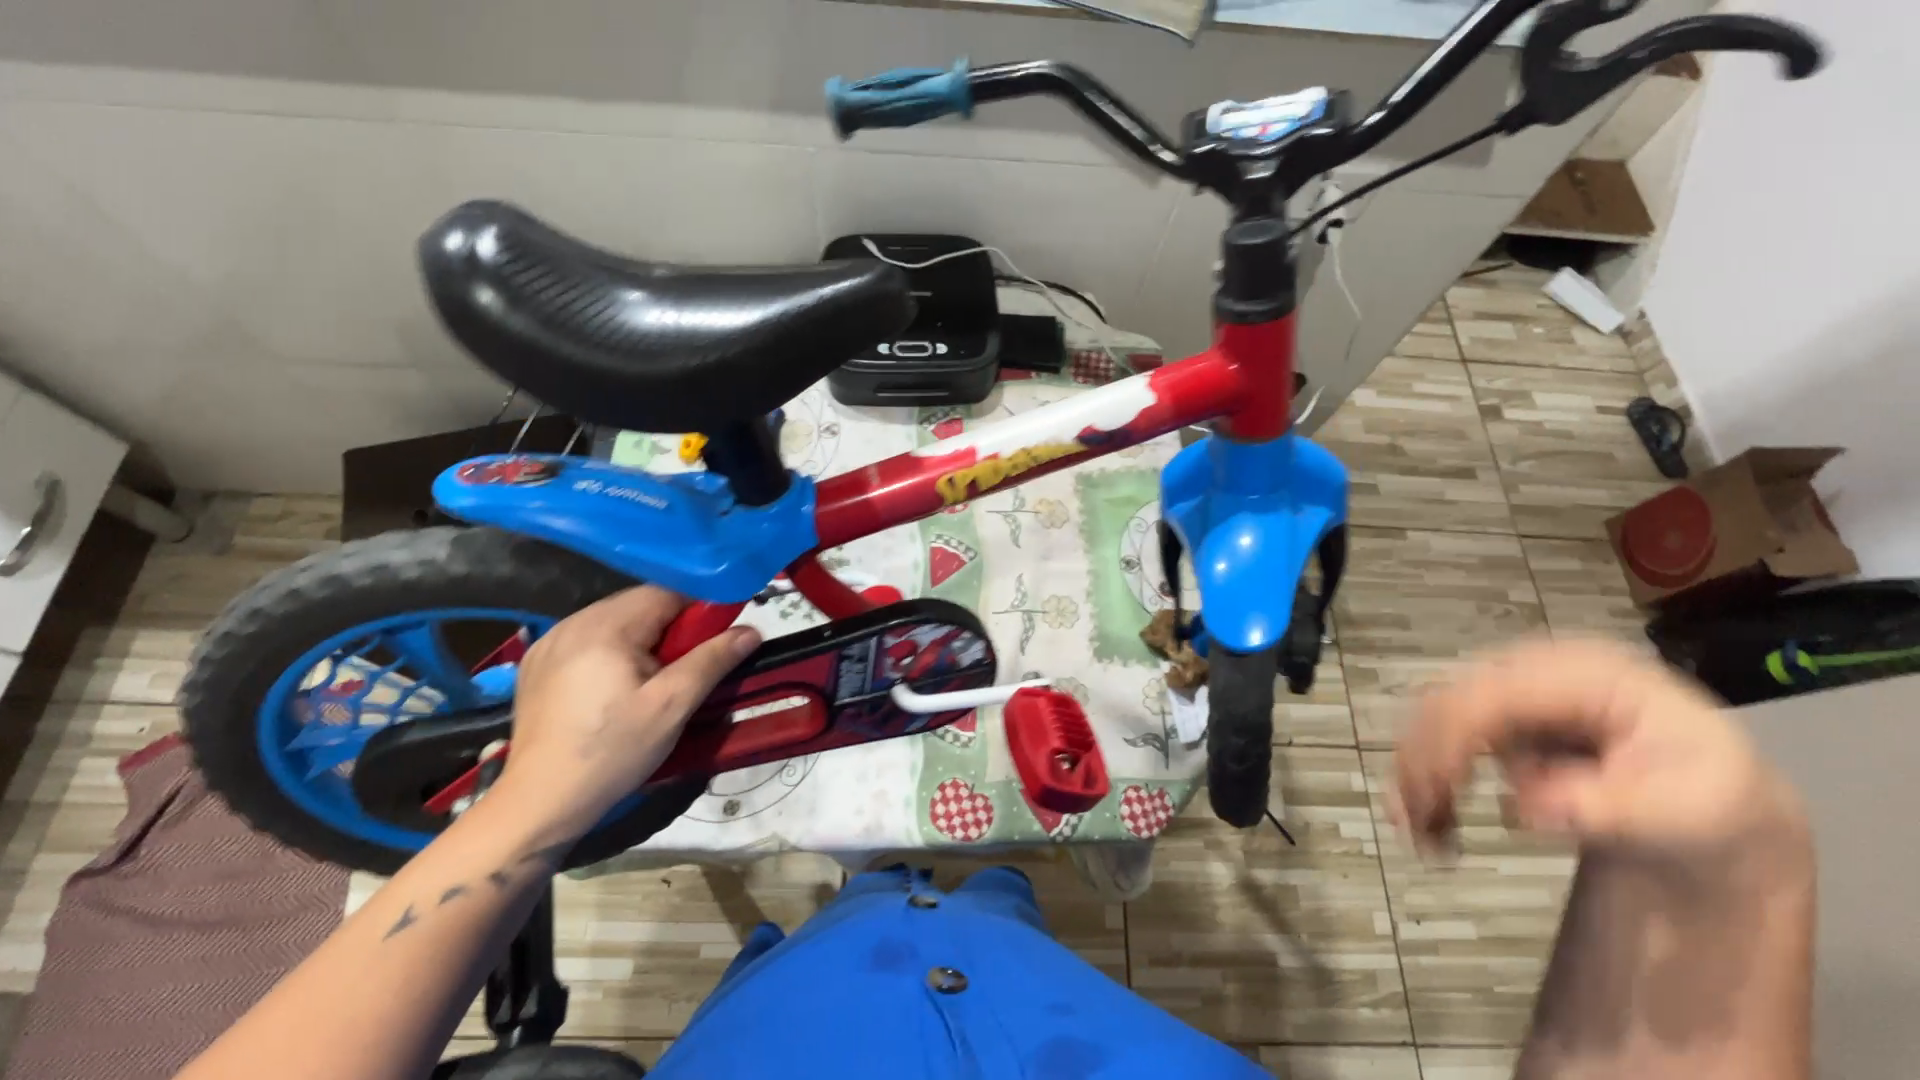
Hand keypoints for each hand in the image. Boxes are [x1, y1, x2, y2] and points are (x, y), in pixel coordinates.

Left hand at [495, 587, 759, 839]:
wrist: (541, 801)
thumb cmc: (613, 752)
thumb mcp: (672, 707)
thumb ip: (712, 661)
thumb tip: (752, 629)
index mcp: (605, 625)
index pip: (666, 593)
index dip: (698, 611)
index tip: (715, 642)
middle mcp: (572, 622)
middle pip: (637, 605)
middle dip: (669, 630)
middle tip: (684, 671)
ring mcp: (548, 642)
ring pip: (612, 623)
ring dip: (639, 641)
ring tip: (649, 684)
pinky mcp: (535, 665)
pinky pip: (585, 641)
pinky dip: (608, 653)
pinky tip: (611, 690)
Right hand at [1394, 639, 1808, 887]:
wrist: (1711, 801)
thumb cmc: (1707, 802)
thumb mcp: (1689, 813)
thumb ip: (1615, 809)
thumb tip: (1530, 808)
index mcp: (1591, 672)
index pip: (1497, 693)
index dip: (1454, 740)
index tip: (1434, 798)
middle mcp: (1541, 666)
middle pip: (1450, 697)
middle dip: (1422, 759)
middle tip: (1418, 824)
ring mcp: (1515, 684)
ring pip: (1432, 714)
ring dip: (1417, 770)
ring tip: (1426, 831)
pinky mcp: (1497, 710)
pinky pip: (1441, 733)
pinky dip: (1426, 774)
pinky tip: (1432, 816)